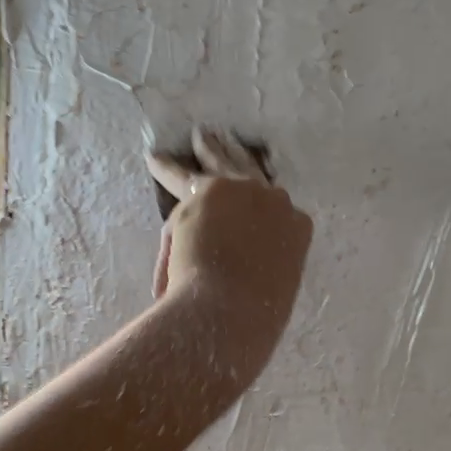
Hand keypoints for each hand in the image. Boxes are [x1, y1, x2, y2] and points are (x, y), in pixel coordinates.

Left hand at [147, 128, 312, 367]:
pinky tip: (154, 159)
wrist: (233, 311)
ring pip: (223, 164)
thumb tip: (233, 272)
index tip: (251, 212)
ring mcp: (245, 191)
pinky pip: (181, 177)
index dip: (260, 210)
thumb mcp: (272, 288)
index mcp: (296, 229)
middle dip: (239, 158)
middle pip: (254, 173)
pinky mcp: (211, 190)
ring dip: (210, 149)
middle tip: (228, 143)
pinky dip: (166, 168)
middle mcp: (276, 202)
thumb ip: (259, 267)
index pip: (278, 210)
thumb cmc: (255, 314)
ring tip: (199, 136)